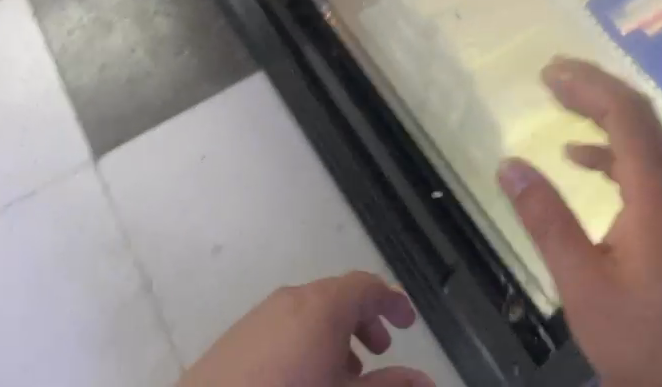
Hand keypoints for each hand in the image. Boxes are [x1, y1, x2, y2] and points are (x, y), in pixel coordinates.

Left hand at [178, 271, 436, 386]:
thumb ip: (387, 385)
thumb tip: (424, 379)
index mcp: (321, 306)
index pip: (365, 285)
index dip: (391, 301)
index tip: (408, 323)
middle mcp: (291, 300)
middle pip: (337, 296)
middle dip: (363, 320)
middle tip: (381, 351)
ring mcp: (260, 317)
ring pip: (309, 314)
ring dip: (335, 335)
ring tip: (346, 374)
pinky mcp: (237, 339)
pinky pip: (284, 328)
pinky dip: (306, 343)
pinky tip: (306, 378)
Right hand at [498, 58, 661, 386]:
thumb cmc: (647, 343)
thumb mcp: (583, 285)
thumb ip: (547, 221)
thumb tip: (509, 164)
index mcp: (655, 194)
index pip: (626, 115)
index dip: (587, 85)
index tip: (547, 72)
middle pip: (640, 117)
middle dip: (594, 88)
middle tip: (550, 74)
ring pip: (645, 139)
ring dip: (603, 114)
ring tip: (560, 101)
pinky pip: (647, 167)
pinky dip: (612, 150)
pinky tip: (580, 159)